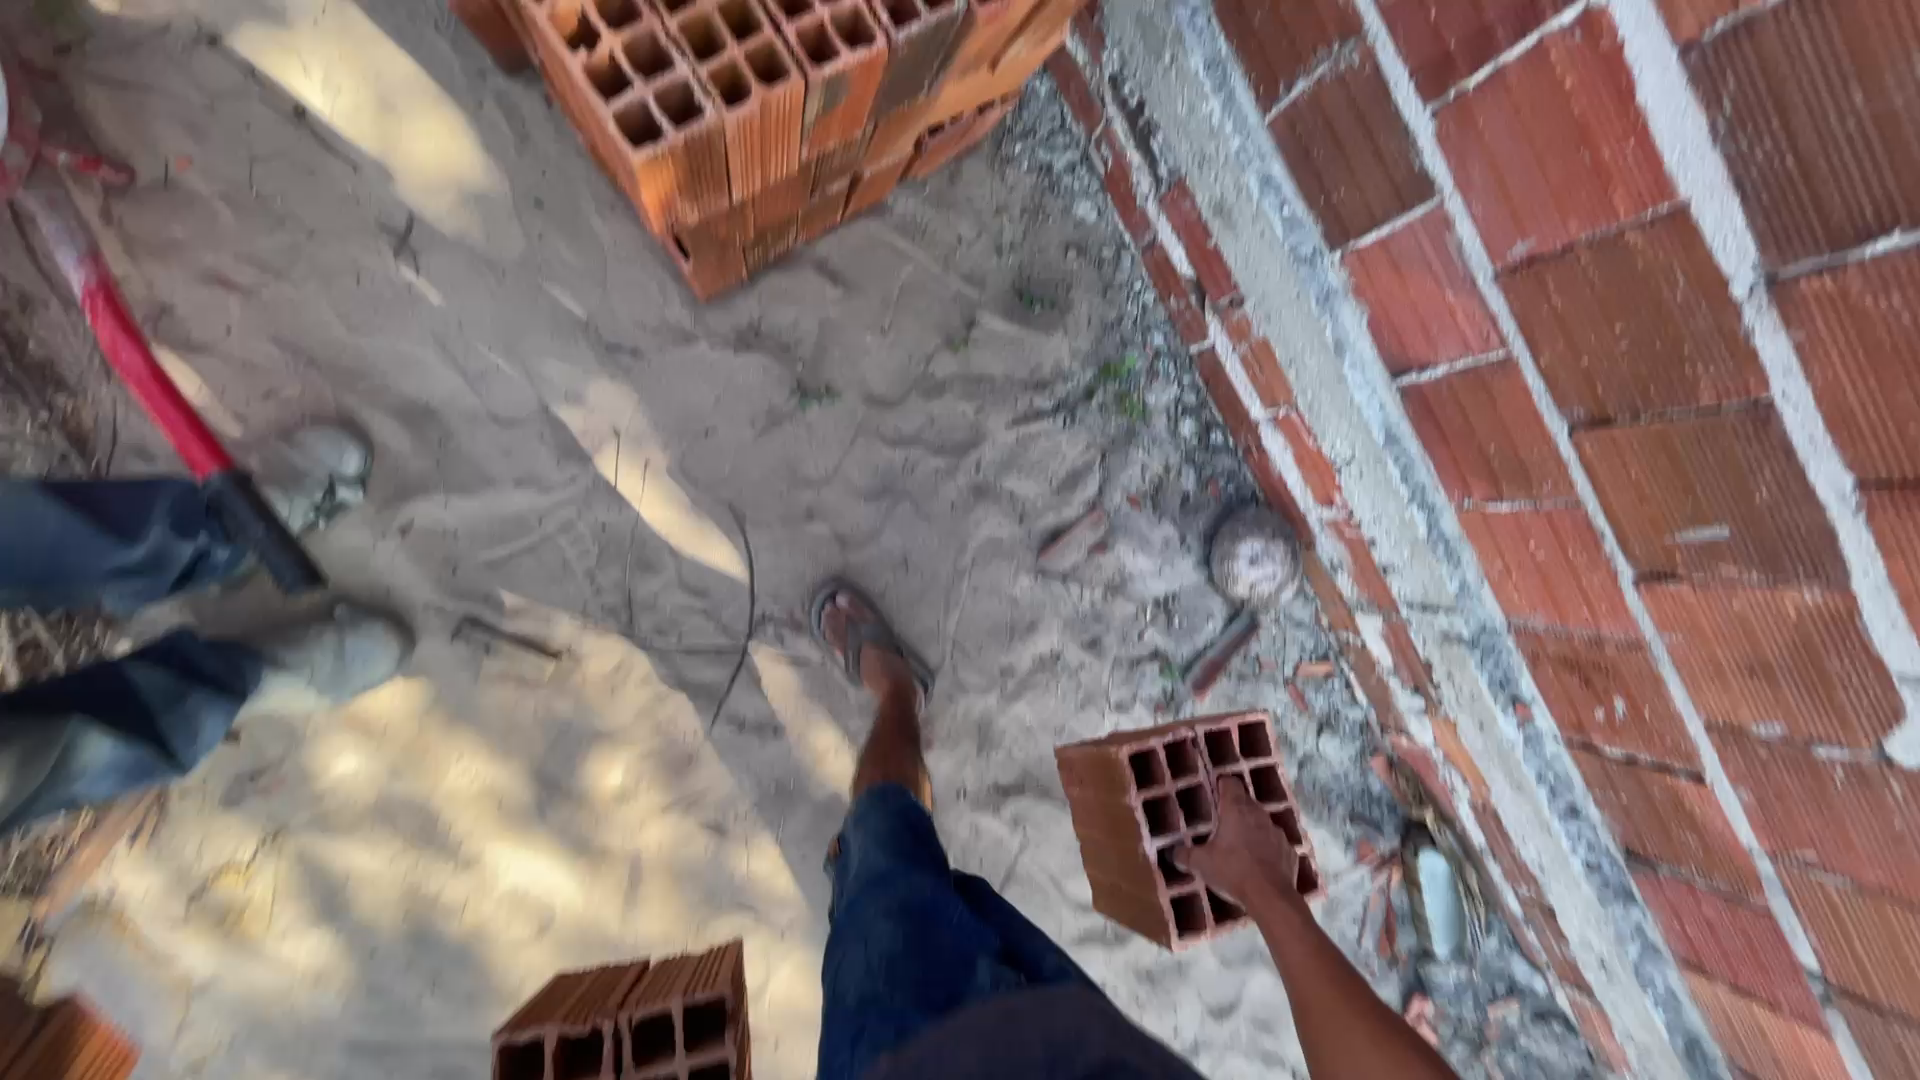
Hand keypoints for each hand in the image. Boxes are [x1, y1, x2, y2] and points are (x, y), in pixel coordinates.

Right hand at [1172, 775, 1301, 911]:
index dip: (1221, 785)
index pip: (1230, 782)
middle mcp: (1258, 814)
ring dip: (1252, 829)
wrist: (1271, 898)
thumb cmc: (1232, 871)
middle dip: (1235, 809)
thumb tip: (1172, 852)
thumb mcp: (1201, 864)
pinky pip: (1275, 843)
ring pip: (1262, 822)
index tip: (1214, 793)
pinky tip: (1260, 865)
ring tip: (1241, 847)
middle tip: (1221, 825)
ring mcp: (1277, 832)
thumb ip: (1184, 855)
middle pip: (1246, 801)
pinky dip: (1267, 849)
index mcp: (1236, 809)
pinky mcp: (1289, 850)